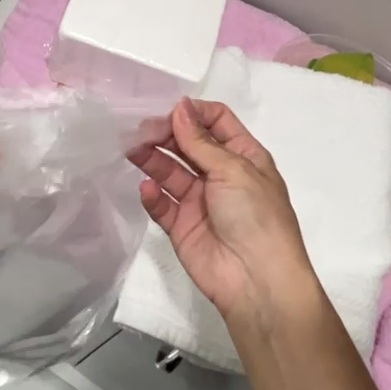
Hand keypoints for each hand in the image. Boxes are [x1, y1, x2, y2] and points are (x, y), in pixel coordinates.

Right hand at [128, 99, 318, 327]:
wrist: (258, 282)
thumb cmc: (256, 215)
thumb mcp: (233, 169)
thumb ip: (200, 141)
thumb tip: (180, 107)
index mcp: (243, 156)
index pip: (216, 122)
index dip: (194, 113)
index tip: (169, 109)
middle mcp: (221, 174)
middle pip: (188, 144)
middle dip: (166, 133)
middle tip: (140, 128)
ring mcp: (200, 200)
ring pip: (171, 171)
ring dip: (153, 158)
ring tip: (132, 148)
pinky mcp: (182, 226)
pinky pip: (163, 204)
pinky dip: (153, 195)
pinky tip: (146, 188)